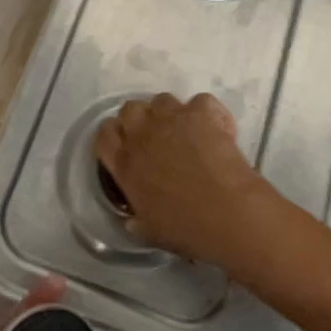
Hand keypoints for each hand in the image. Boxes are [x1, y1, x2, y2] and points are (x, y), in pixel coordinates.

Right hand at [94, 92, 281, 267]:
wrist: (226, 212)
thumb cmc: (184, 227)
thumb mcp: (149, 231)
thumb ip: (136, 221)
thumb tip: (131, 221)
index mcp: (125, 163)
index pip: (103, 136)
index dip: (113, 138)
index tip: (124, 148)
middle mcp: (143, 133)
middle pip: (130, 109)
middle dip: (139, 120)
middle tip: (154, 138)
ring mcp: (172, 118)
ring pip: (161, 100)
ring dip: (169, 113)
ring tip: (183, 132)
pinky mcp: (202, 112)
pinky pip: (199, 101)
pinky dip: (206, 113)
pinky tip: (213, 128)